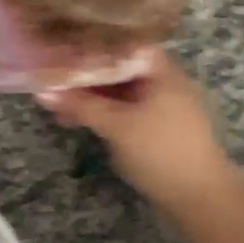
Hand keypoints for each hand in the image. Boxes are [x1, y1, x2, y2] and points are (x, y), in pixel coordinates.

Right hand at [37, 57, 238, 211]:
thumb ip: (80, 105)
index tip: (60, 47)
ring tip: (58, 106)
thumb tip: (41, 91)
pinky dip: (101, 112)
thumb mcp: (116, 125)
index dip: (89, 44)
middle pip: (117, 67)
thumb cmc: (161, 151)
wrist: (203, 199)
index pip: (121, 43)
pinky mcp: (157, 128)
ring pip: (118, 91)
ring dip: (89, 96)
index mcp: (160, 70)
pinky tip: (78, 120)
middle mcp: (162, 81)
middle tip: (52, 80)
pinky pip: (123, 110)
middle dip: (84, 75)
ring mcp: (161, 106)